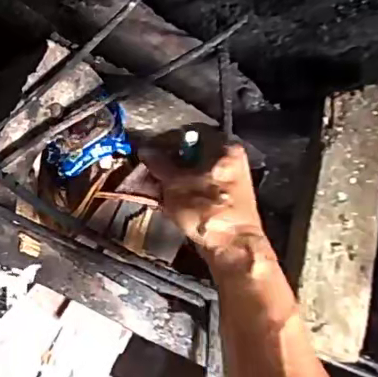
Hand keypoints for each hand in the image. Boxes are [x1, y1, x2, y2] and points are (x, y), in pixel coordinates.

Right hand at [140, 128, 269, 270]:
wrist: (231, 245)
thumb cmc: (205, 209)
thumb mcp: (175, 183)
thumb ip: (159, 164)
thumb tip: (146, 149)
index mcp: (225, 149)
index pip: (192, 132)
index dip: (167, 139)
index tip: (149, 149)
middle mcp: (231, 159)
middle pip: (193, 152)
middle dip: (168, 160)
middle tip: (148, 167)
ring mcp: (229, 179)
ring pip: (193, 169)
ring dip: (172, 175)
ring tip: (152, 183)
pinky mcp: (223, 196)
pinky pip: (197, 184)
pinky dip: (181, 187)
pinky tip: (165, 195)